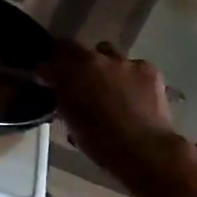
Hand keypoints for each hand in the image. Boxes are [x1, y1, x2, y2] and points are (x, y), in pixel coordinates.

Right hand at [40, 40, 181, 165]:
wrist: (143, 148)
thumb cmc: (99, 141)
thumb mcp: (71, 120)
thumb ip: (63, 98)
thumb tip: (60, 91)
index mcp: (69, 73)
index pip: (49, 59)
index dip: (48, 66)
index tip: (48, 76)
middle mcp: (93, 59)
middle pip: (75, 48)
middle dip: (73, 60)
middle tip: (77, 77)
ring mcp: (122, 61)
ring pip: (107, 52)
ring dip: (104, 64)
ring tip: (110, 84)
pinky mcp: (148, 68)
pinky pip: (134, 65)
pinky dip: (132, 76)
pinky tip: (136, 93)